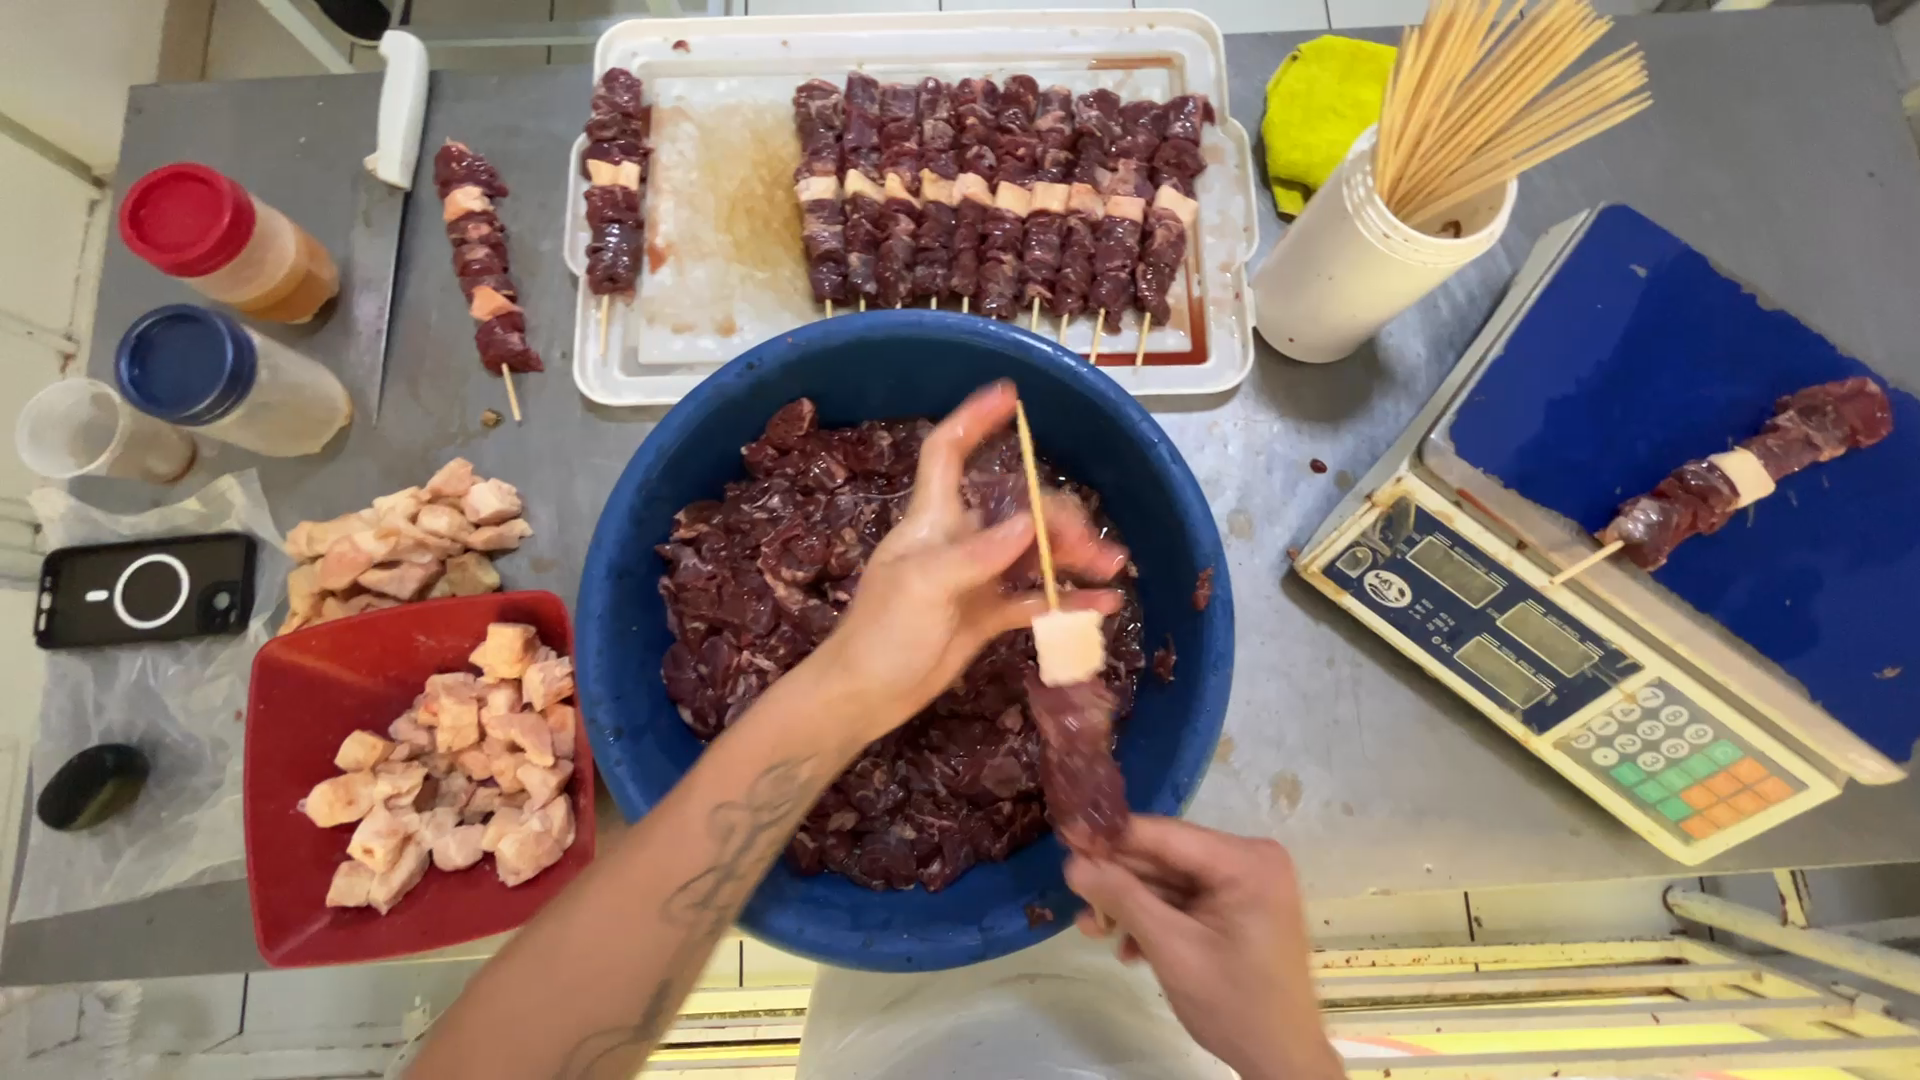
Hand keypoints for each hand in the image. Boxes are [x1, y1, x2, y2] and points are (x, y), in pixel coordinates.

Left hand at [807, 380, 1126, 739]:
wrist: (867, 696)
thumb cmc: (883, 633)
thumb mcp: (924, 587)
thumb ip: (977, 554)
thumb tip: (1030, 523)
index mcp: (933, 519)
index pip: (948, 453)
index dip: (974, 421)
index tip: (1010, 397)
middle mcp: (959, 539)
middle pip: (1017, 507)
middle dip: (1058, 518)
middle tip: (1092, 547)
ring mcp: (977, 577)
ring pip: (1033, 552)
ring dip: (1073, 556)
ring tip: (1113, 569)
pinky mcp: (987, 614)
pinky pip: (1034, 599)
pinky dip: (1066, 599)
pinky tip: (1103, 604)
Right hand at [1066, 818, 1342, 1079]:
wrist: (1282, 1065)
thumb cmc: (1236, 1006)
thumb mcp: (1171, 948)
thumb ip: (1121, 898)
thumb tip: (1071, 864)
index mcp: (1245, 860)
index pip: (1164, 834)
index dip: (1110, 835)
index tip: (1066, 834)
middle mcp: (1247, 859)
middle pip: (1163, 857)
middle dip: (1117, 879)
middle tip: (1071, 886)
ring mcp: (1241, 883)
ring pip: (1166, 880)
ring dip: (1128, 904)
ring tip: (1091, 927)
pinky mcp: (1233, 905)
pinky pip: (1181, 898)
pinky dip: (1152, 918)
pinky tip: (1125, 945)